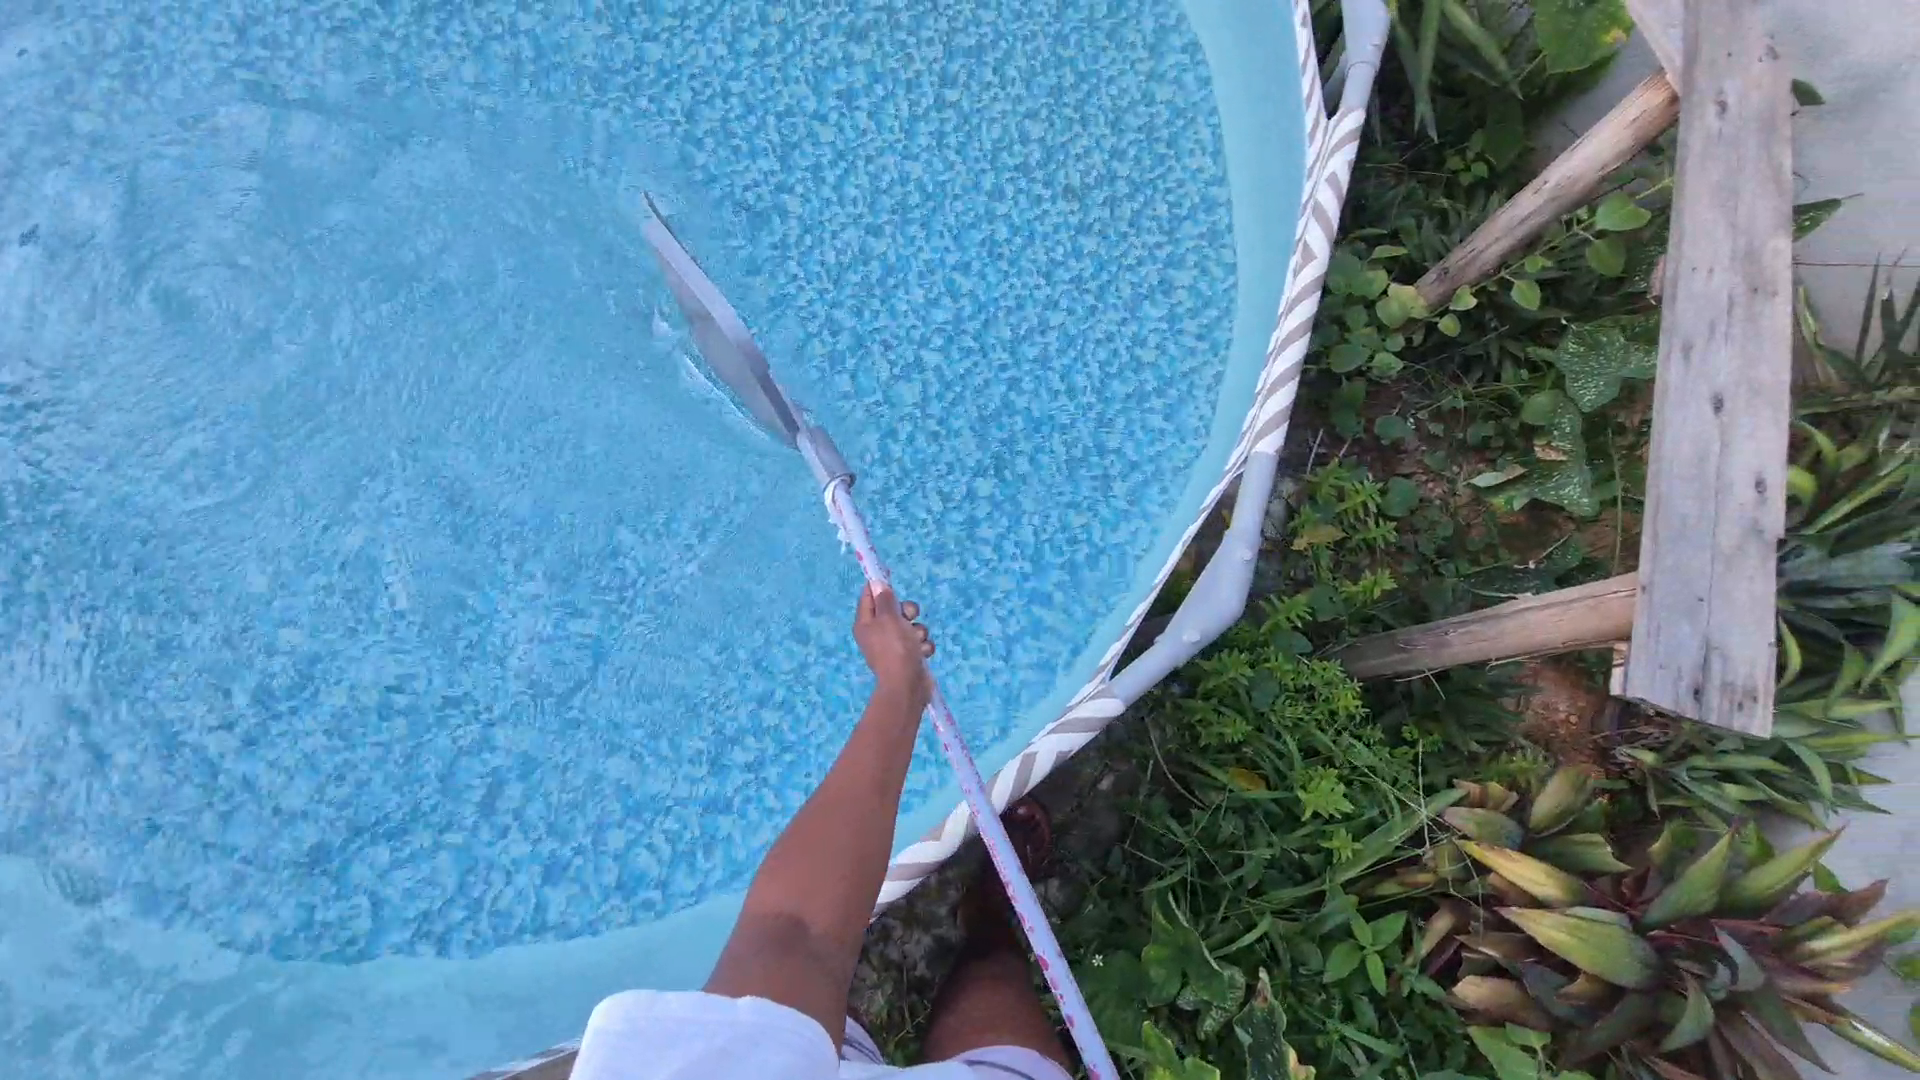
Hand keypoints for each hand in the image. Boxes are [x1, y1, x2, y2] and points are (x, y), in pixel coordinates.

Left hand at [853, 584, 933, 708]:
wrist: (907, 685)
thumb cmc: (894, 648)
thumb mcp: (888, 617)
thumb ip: (885, 599)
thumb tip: (877, 583)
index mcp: (866, 624)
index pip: (868, 596)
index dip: (878, 585)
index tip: (888, 574)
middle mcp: (878, 634)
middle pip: (894, 610)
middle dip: (907, 611)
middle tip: (909, 617)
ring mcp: (894, 646)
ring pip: (911, 626)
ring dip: (918, 631)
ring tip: (916, 642)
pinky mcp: (909, 657)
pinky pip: (920, 642)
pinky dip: (923, 646)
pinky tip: (922, 653)